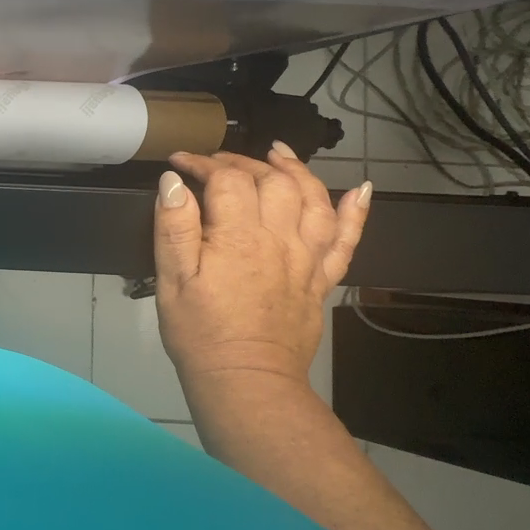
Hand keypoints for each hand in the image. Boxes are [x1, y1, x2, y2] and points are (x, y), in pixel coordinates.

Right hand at [153, 144, 369, 386]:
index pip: (226, 181)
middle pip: (272, 183)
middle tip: (216, 160)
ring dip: (297, 171)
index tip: (178, 161)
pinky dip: (357, 210)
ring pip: (313, 199)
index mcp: (237, 237)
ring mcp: (307, 257)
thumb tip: (173, 182)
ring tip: (279, 154)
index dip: (202, 163)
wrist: (245, 375)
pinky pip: (348, 237)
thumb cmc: (198, 327)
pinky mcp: (321, 277)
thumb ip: (174, 226)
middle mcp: (280, 239)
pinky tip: (359, 190)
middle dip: (243, 162)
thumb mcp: (170, 276)